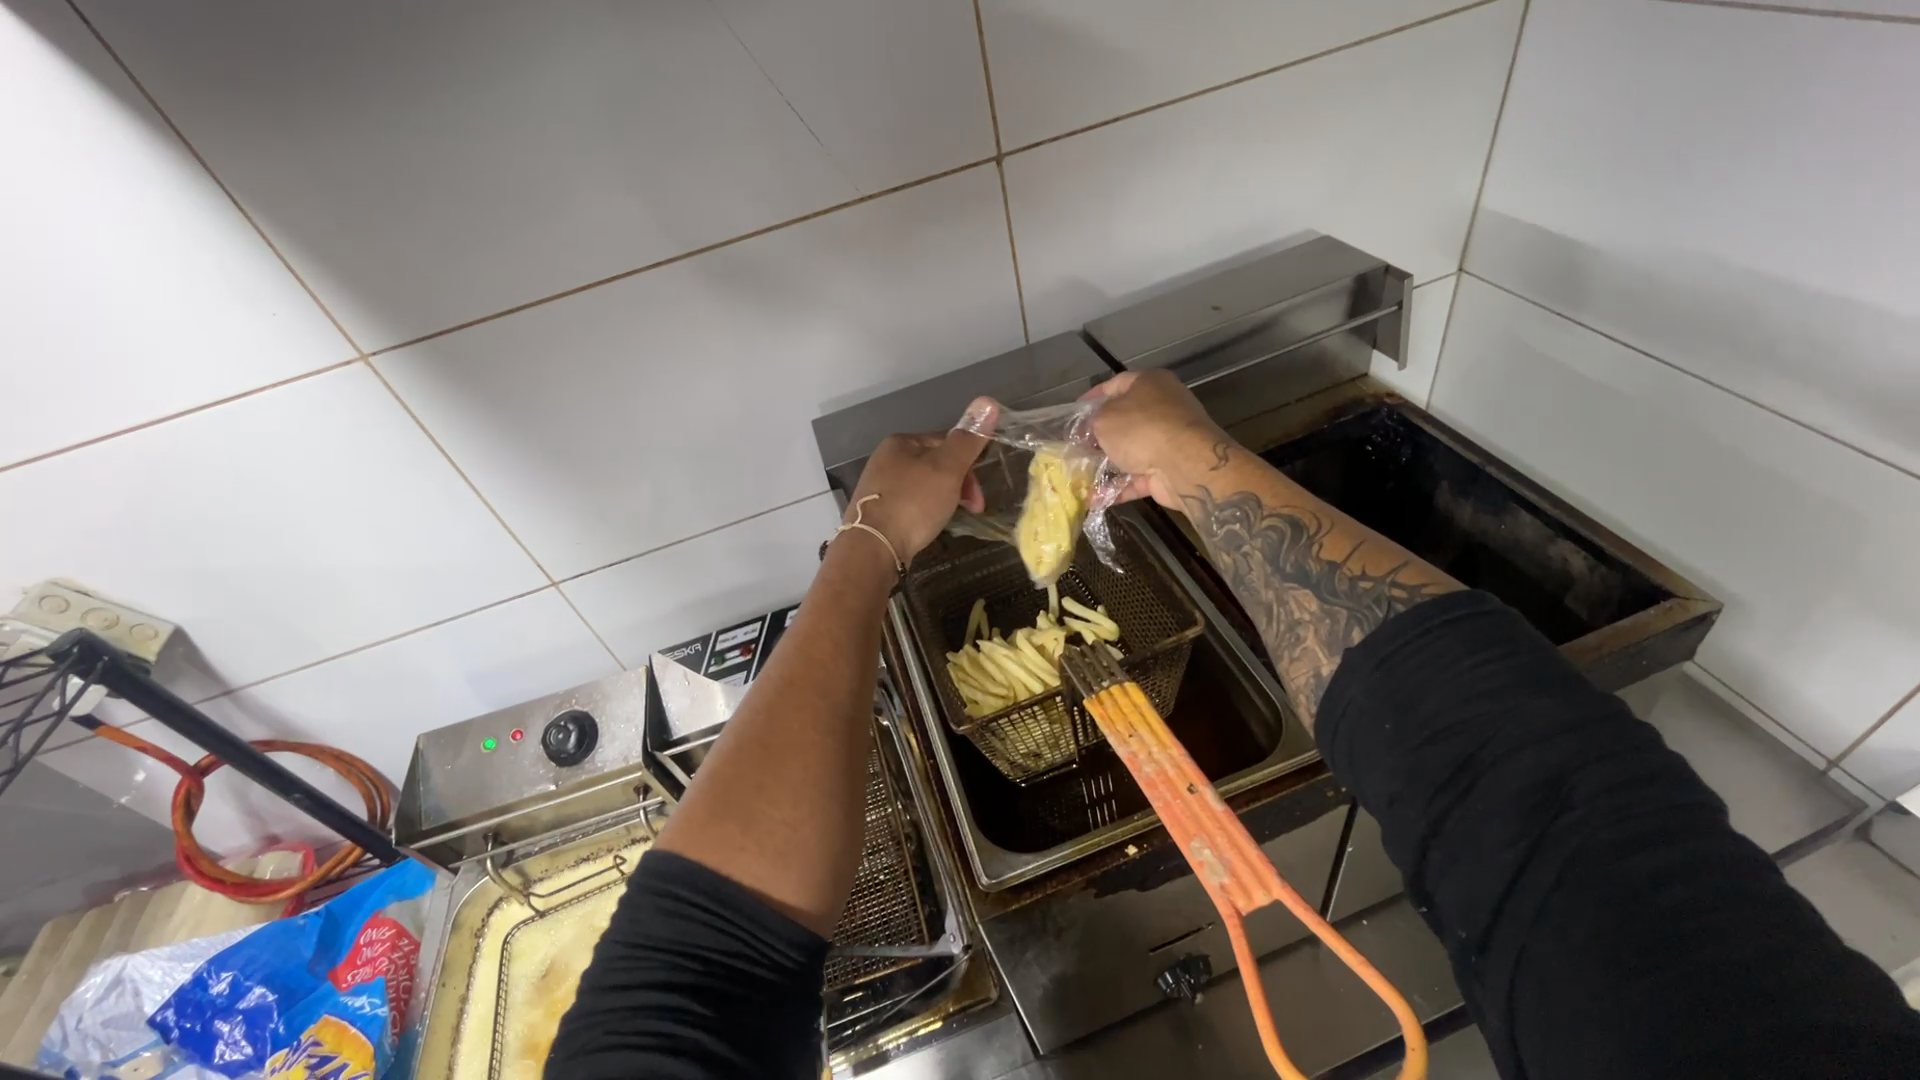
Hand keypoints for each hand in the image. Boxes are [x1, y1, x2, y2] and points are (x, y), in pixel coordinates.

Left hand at [843, 397, 995, 566]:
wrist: (872, 547)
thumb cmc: (913, 503)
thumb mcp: (947, 469)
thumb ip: (968, 439)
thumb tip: (988, 401)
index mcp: (902, 442)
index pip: (946, 442)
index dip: (968, 465)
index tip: (979, 493)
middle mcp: (886, 460)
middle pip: (935, 466)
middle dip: (958, 485)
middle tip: (973, 509)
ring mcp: (879, 487)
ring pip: (924, 487)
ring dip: (944, 500)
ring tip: (951, 519)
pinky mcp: (877, 512)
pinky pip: (910, 505)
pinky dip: (925, 513)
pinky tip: (929, 527)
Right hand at [1082, 370, 1233, 509]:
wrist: (1186, 465)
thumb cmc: (1142, 429)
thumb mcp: (1104, 419)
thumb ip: (1092, 422)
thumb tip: (1089, 432)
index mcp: (1150, 384)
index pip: (1116, 384)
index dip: (1093, 396)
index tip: (1074, 411)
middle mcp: (1162, 408)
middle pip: (1124, 420)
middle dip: (1098, 436)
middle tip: (1075, 446)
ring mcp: (1168, 441)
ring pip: (1130, 452)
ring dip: (1106, 465)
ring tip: (1080, 475)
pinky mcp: (1168, 470)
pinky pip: (1137, 478)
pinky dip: (1117, 487)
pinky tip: (1094, 498)